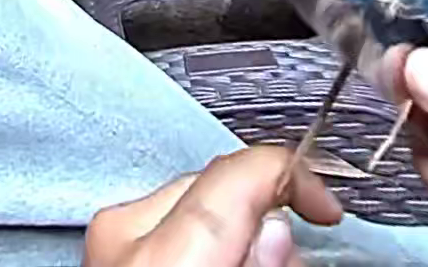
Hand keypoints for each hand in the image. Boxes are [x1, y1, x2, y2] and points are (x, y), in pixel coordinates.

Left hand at [83, 146, 342, 266]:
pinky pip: (164, 213)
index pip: (232, 175)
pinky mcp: (101, 244)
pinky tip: (217, 249)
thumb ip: (262, 265)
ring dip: (231, 214)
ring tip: (257, 249)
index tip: (325, 198)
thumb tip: (278, 231)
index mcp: (161, 257)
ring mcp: (105, 236)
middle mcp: (122, 233)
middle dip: (262, 197)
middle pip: (212, 179)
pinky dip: (198, 224)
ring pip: (190, 193)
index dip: (288, 171)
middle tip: (303, 226)